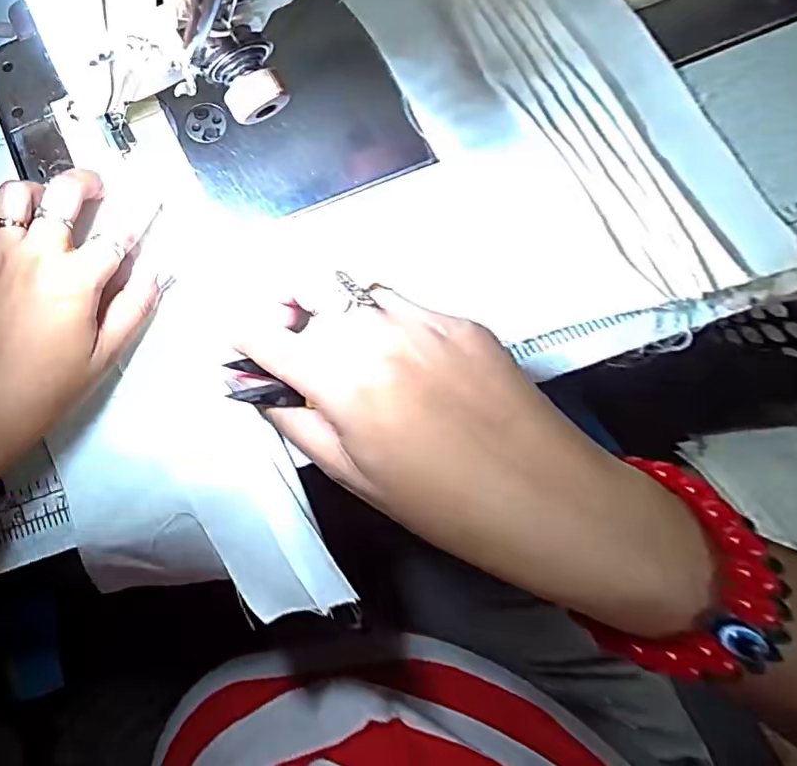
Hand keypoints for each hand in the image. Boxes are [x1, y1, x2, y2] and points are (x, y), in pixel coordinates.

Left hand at [0, 170, 160, 487]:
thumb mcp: (103, 356)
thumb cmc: (47, 389)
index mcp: (75, 278)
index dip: (138, 219)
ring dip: (35, 193)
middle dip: (88, 182)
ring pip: (13, 194)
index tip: (147, 208)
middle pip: (63, 192)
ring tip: (46, 209)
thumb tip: (155, 273)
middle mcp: (36, 254)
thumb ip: (133, 308)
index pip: (117, 233)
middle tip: (97, 192)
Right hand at [232, 283, 714, 636]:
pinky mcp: (460, 318)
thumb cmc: (441, 506)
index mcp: (342, 382)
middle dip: (288, 313)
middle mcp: (375, 336)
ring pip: (353, 290)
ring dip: (336, 310)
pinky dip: (384, 319)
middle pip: (305, 293)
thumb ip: (297, 422)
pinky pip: (401, 303)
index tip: (244, 343)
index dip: (244, 336)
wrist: (552, 501)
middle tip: (295, 340)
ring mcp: (422, 319)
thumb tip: (260, 389)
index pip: (265, 334)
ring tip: (350, 346)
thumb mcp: (353, 474)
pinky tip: (405, 356)